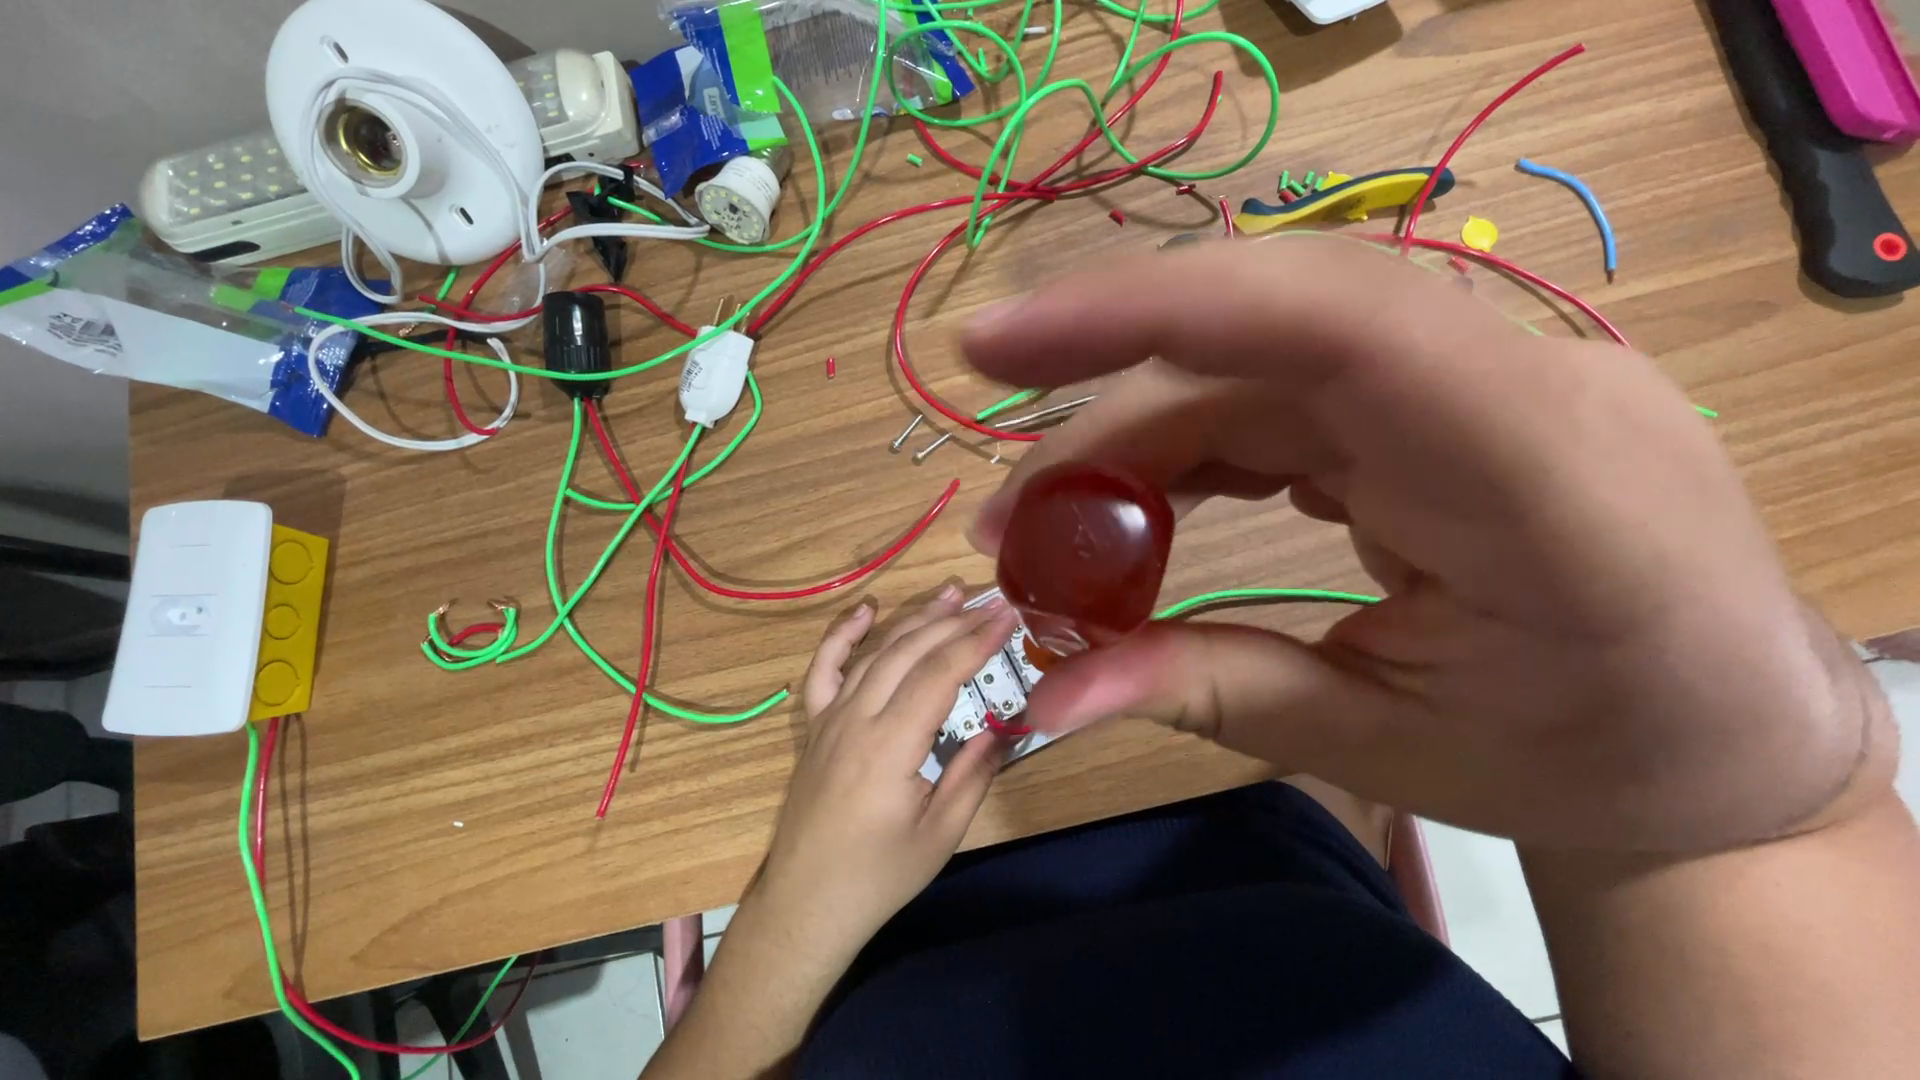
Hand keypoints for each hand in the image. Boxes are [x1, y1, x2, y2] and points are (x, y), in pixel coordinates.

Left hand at [753, 587, 1019, 955]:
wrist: (806, 903)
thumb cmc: (879, 876)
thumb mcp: (940, 835)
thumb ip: (973, 774)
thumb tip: (1003, 727)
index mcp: (890, 747)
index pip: (938, 675)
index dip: (975, 641)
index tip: (1007, 615)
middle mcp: (855, 720)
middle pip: (907, 652)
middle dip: (953, 622)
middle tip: (990, 602)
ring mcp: (828, 719)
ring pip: (874, 653)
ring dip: (912, 619)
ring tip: (950, 595)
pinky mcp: (813, 727)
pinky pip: (823, 669)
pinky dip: (842, 635)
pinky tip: (866, 610)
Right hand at [962, 236, 1896, 853]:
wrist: (1719, 732)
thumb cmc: (1585, 758)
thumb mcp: (1390, 743)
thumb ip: (1213, 695)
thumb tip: (1043, 700)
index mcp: (1548, 480)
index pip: (1339, 327)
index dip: (1155, 310)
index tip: (999, 348)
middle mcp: (1515, 388)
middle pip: (1265, 340)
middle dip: (1104, 404)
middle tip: (1001, 518)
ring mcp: (1474, 378)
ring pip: (1257, 364)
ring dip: (1133, 441)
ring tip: (1042, 535)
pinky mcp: (1431, 397)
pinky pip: (1280, 393)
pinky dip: (1184, 451)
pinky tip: (1128, 510)